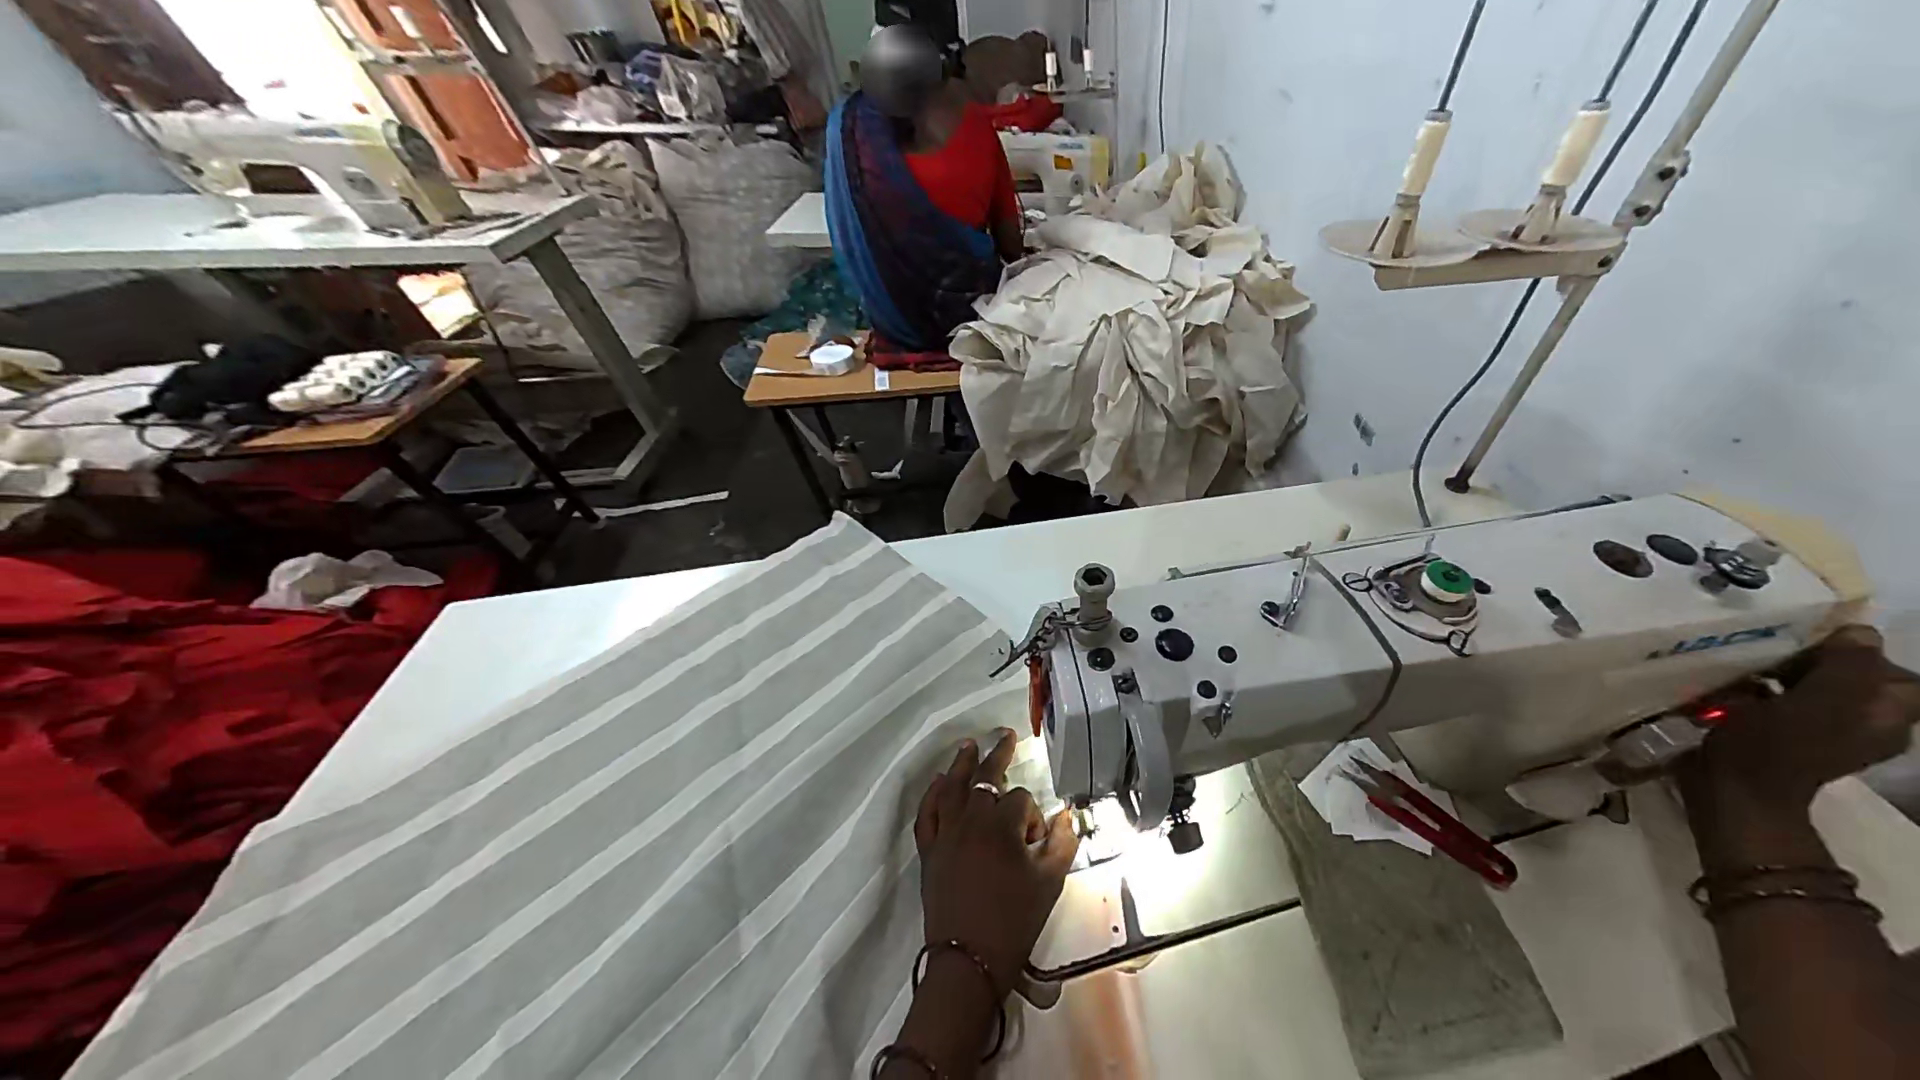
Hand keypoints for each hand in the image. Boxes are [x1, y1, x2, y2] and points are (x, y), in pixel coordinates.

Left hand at [913, 729, 1079, 994]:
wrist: (969, 959)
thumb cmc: (1014, 920)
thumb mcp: (1050, 883)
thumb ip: (1062, 843)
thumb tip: (1065, 815)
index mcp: (1001, 825)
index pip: (1021, 800)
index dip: (1032, 816)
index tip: (1035, 842)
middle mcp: (970, 819)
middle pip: (984, 778)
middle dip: (998, 755)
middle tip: (1005, 736)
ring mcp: (945, 833)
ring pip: (952, 788)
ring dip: (962, 764)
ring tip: (969, 745)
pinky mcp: (928, 849)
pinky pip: (927, 813)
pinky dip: (932, 794)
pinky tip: (938, 782)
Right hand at [1685, 625, 1919, 812]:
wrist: (1736, 791)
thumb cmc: (1778, 745)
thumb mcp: (1817, 701)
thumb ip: (1848, 666)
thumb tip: (1858, 633)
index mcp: (1887, 716)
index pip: (1891, 671)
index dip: (1855, 655)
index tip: (1807, 650)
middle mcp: (1867, 724)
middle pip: (1849, 678)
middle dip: (1809, 664)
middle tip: (1769, 660)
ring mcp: (1825, 734)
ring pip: (1811, 690)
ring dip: (1777, 678)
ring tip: (1742, 676)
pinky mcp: (1786, 739)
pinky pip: (1780, 707)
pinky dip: (1756, 696)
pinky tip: (1729, 697)